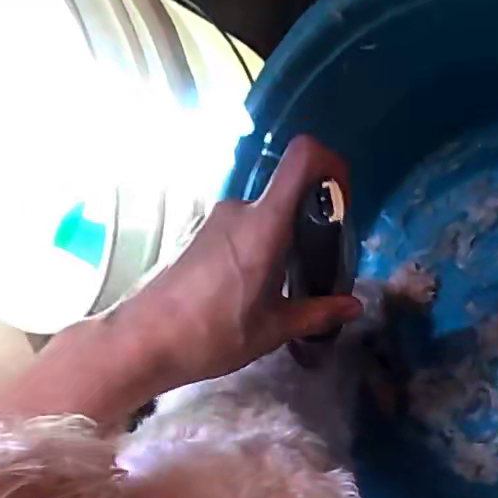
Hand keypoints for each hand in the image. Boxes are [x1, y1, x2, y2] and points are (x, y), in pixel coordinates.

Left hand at [116, 135, 363, 390]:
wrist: (143, 341)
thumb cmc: (212, 335)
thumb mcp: (272, 330)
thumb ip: (317, 313)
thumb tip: (354, 306)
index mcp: (263, 225)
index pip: (304, 156)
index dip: (333, 165)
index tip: (342, 203)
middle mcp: (239, 209)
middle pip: (287, 197)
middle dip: (310, 227)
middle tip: (315, 270)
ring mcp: (214, 220)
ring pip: (264, 218)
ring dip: (281, 244)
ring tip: (281, 290)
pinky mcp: (197, 234)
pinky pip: (241, 231)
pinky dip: (257, 250)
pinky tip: (249, 292)